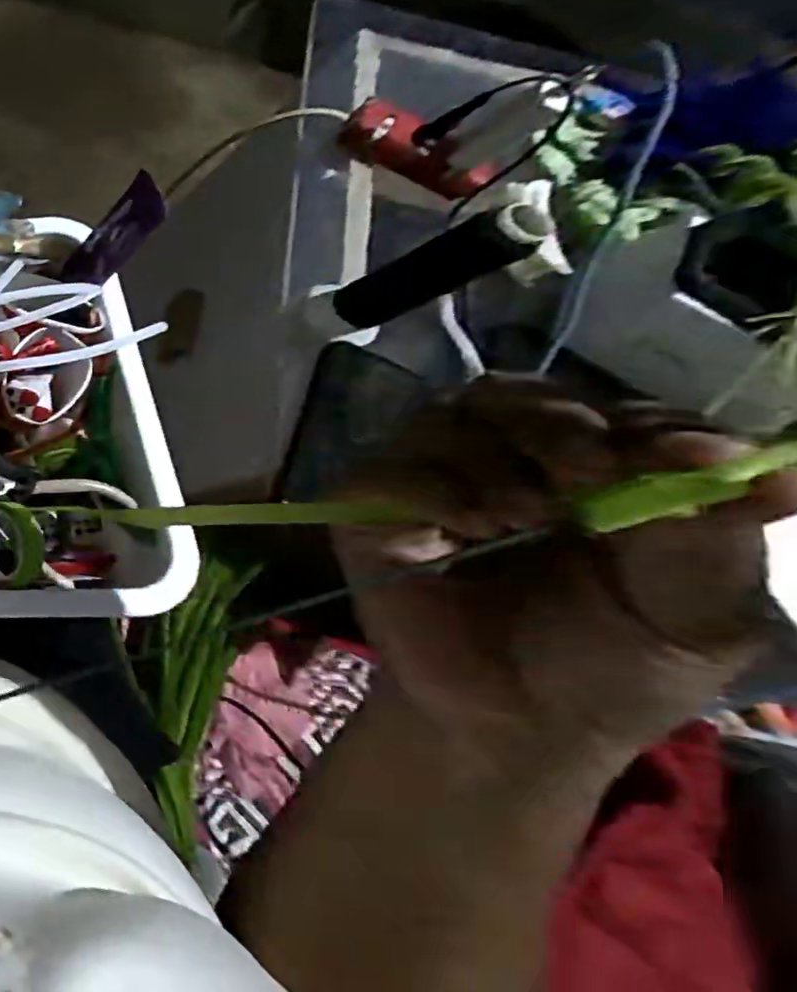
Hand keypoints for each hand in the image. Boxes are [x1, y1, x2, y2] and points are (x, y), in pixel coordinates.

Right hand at [333, 377, 796, 772]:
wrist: (510, 725)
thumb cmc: (612, 670)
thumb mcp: (698, 612)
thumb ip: (712, 535)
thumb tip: (761, 467)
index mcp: (588, 475)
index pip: (606, 410)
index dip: (645, 419)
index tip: (692, 458)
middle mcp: (498, 466)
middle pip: (505, 394)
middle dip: (554, 424)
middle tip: (588, 475)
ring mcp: (422, 487)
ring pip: (437, 421)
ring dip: (487, 458)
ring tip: (517, 517)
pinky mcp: (363, 517)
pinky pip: (377, 472)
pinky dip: (424, 487)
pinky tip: (464, 526)